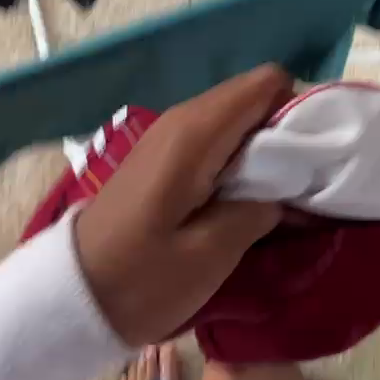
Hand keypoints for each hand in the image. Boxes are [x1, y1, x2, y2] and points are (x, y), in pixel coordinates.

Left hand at [74, 65, 291, 344]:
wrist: (72, 296)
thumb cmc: (140, 278)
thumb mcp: (210, 255)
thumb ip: (259, 210)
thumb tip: (289, 186)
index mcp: (197, 132)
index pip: (267, 83)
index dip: (297, 111)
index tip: (308, 158)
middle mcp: (185, 116)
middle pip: (255, 94)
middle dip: (285, 128)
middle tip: (297, 180)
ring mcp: (172, 131)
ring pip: (237, 113)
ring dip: (263, 144)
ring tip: (273, 192)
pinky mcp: (166, 151)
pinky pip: (218, 133)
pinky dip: (239, 154)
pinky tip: (240, 196)